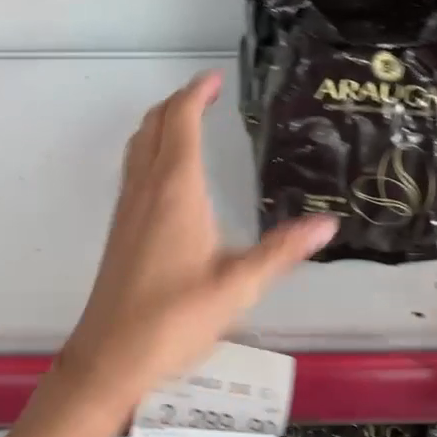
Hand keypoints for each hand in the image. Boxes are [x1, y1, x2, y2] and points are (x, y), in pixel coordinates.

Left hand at [59, 69, 338, 402]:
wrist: (107, 359)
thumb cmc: (173, 320)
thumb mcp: (237, 288)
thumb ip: (281, 252)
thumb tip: (328, 224)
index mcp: (175, 190)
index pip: (180, 122)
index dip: (196, 93)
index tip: (216, 77)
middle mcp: (147, 187)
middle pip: (155, 123)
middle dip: (180, 100)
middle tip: (209, 92)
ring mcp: (128, 205)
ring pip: (139, 142)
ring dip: (162, 120)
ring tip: (190, 117)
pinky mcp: (120, 226)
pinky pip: (134, 164)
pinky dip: (151, 145)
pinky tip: (169, 169)